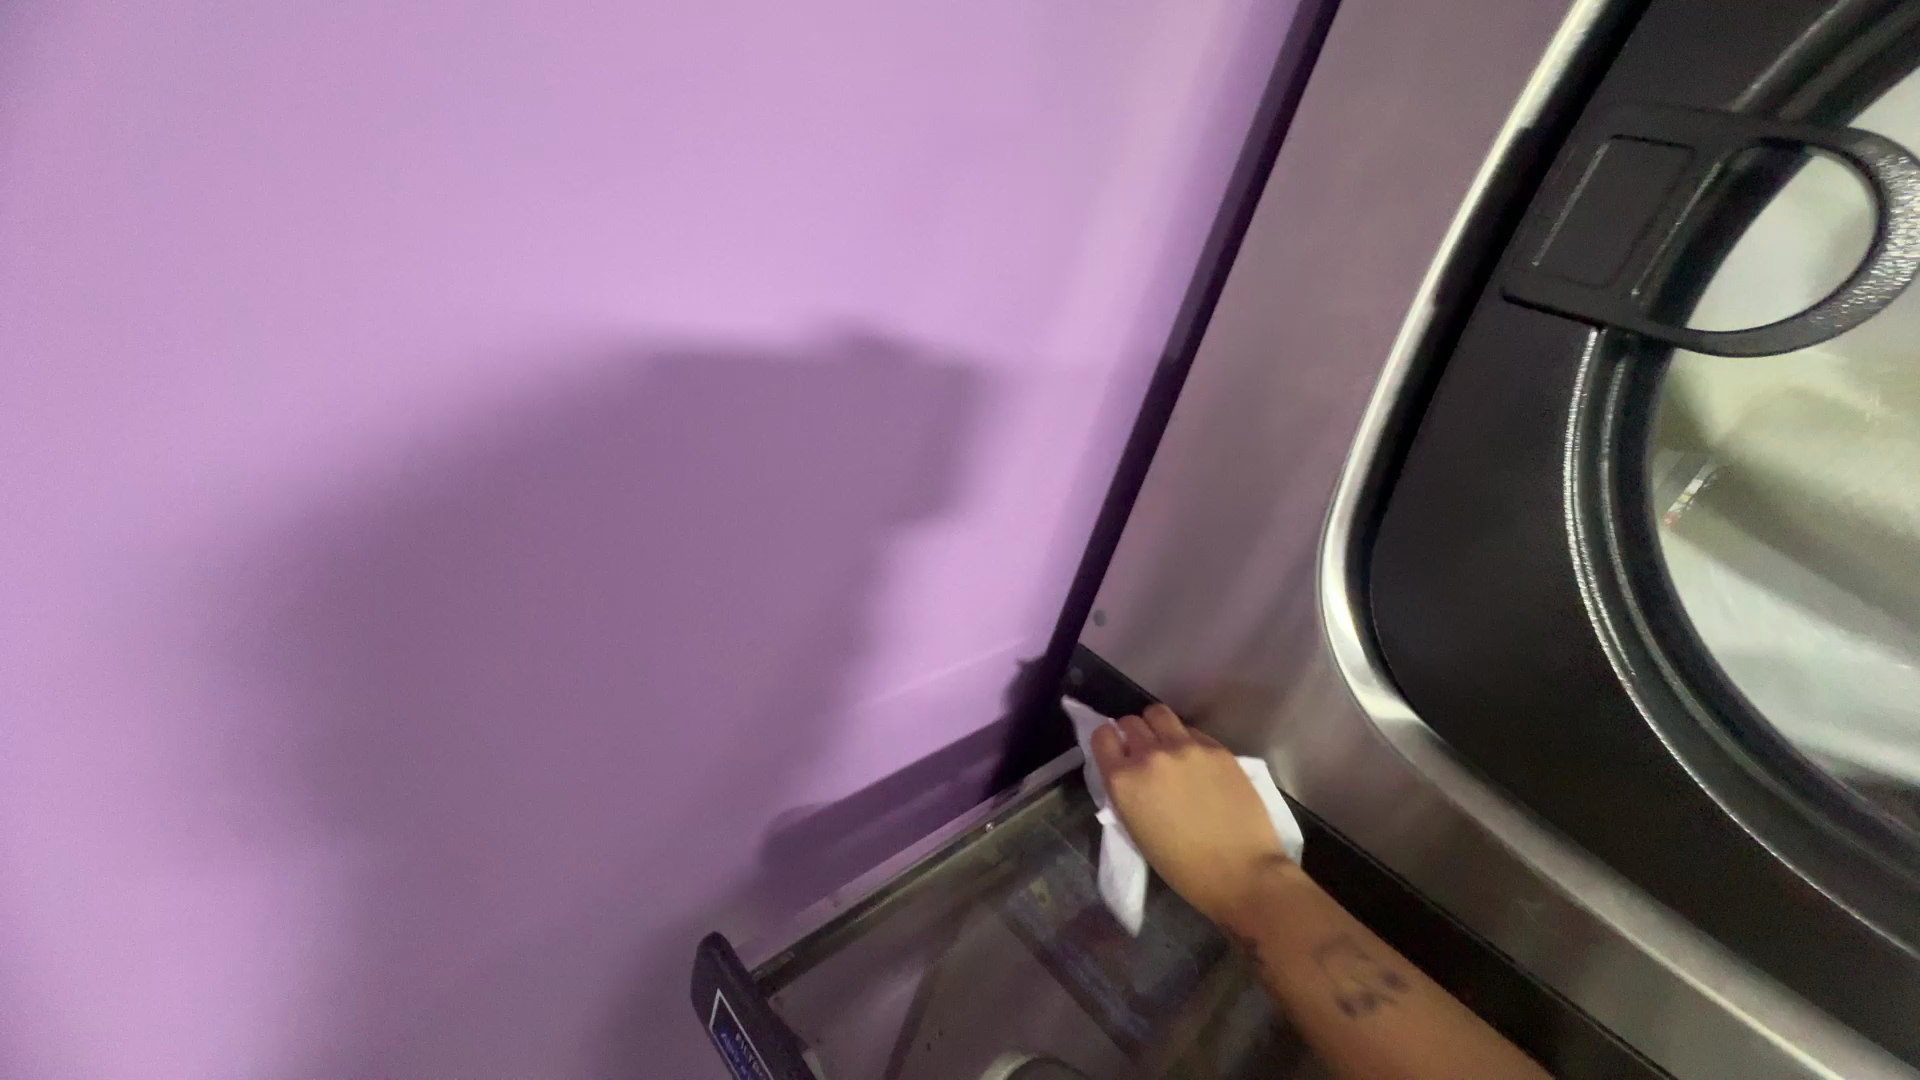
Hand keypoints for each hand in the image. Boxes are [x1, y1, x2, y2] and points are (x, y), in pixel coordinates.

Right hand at [1090, 704, 1297, 931]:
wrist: (1241, 873)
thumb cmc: (1182, 866)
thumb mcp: (1136, 829)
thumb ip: (1127, 791)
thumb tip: (1129, 771)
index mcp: (1124, 781)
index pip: (1102, 737)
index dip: (1109, 741)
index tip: (1116, 749)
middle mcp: (1150, 755)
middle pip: (1130, 722)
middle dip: (1132, 733)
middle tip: (1143, 750)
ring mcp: (1185, 748)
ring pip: (1159, 714)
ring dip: (1156, 726)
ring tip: (1167, 743)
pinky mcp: (1216, 748)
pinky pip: (1192, 732)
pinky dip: (1187, 740)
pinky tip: (1198, 763)